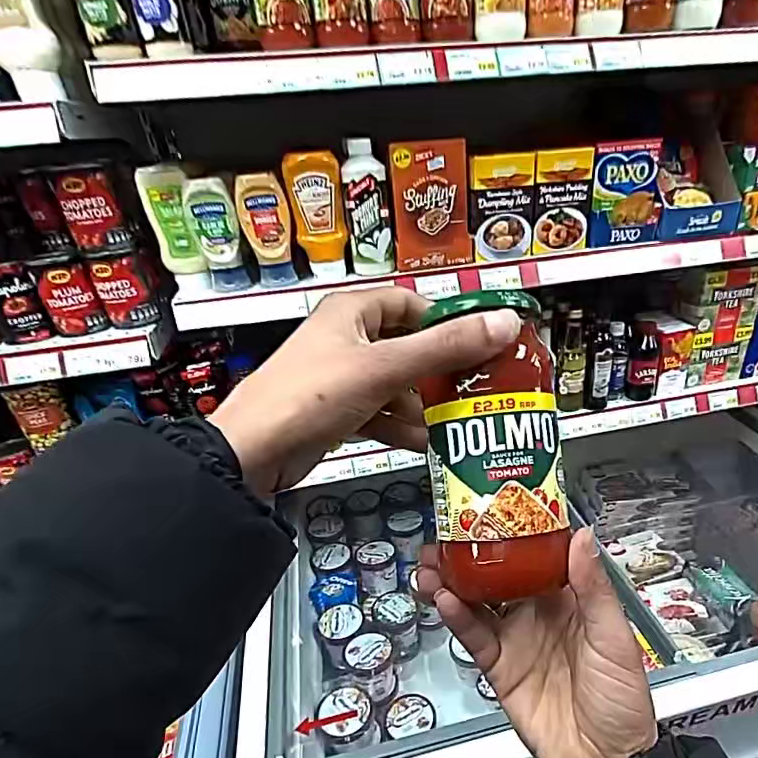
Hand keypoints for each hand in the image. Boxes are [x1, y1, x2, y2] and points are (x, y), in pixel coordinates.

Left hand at [209, 288, 520, 495]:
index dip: (447, 321)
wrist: (254, 453)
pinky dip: (400, 427)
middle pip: (408, 348)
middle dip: (438, 372)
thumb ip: (445, 348)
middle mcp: (347, 339)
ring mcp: (341, 378)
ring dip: (422, 406)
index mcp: (352, 312)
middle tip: (473, 389)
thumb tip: (504, 323)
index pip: (412, 304)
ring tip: (453, 423)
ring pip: (396, 386)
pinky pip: (380, 414)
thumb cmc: (308, 396)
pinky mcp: (336, 412)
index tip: (480, 343)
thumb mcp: (384, 368)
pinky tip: (423, 444)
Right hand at [415, 528, 658, 757]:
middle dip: (469, 555)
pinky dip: (457, 617)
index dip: (511, 533)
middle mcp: (536, 612)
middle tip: (445, 536)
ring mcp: (514, 638)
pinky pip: (474, 636)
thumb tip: (580, 536)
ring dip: (452, 581)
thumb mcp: (614, 636)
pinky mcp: (498, 666)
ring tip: (430, 564)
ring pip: (476, 601)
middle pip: (496, 575)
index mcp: (567, 598)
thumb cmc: (620, 697)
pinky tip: (443, 599)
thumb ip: (593, 588)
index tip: (491, 510)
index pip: (534, 556)